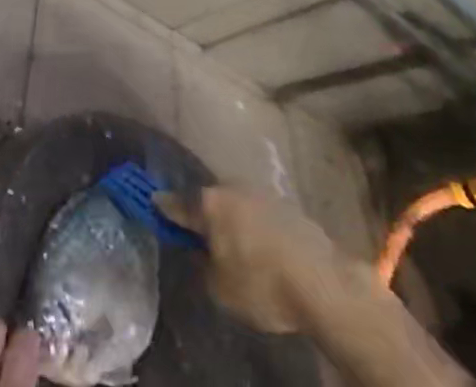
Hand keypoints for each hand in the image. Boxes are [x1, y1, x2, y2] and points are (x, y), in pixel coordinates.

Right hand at [160, 187, 475, 386]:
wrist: (326, 284)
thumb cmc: (263, 285)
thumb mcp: (218, 286)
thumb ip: (201, 261)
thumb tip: (200, 249)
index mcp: (209, 203)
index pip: (175, 203)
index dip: (161, 207)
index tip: (149, 203)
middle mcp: (232, 188)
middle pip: (208, 199)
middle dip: (201, 213)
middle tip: (196, 233)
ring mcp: (263, 193)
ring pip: (235, 202)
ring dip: (229, 216)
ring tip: (231, 240)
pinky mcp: (288, 205)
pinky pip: (258, 211)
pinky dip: (252, 223)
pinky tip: (259, 243)